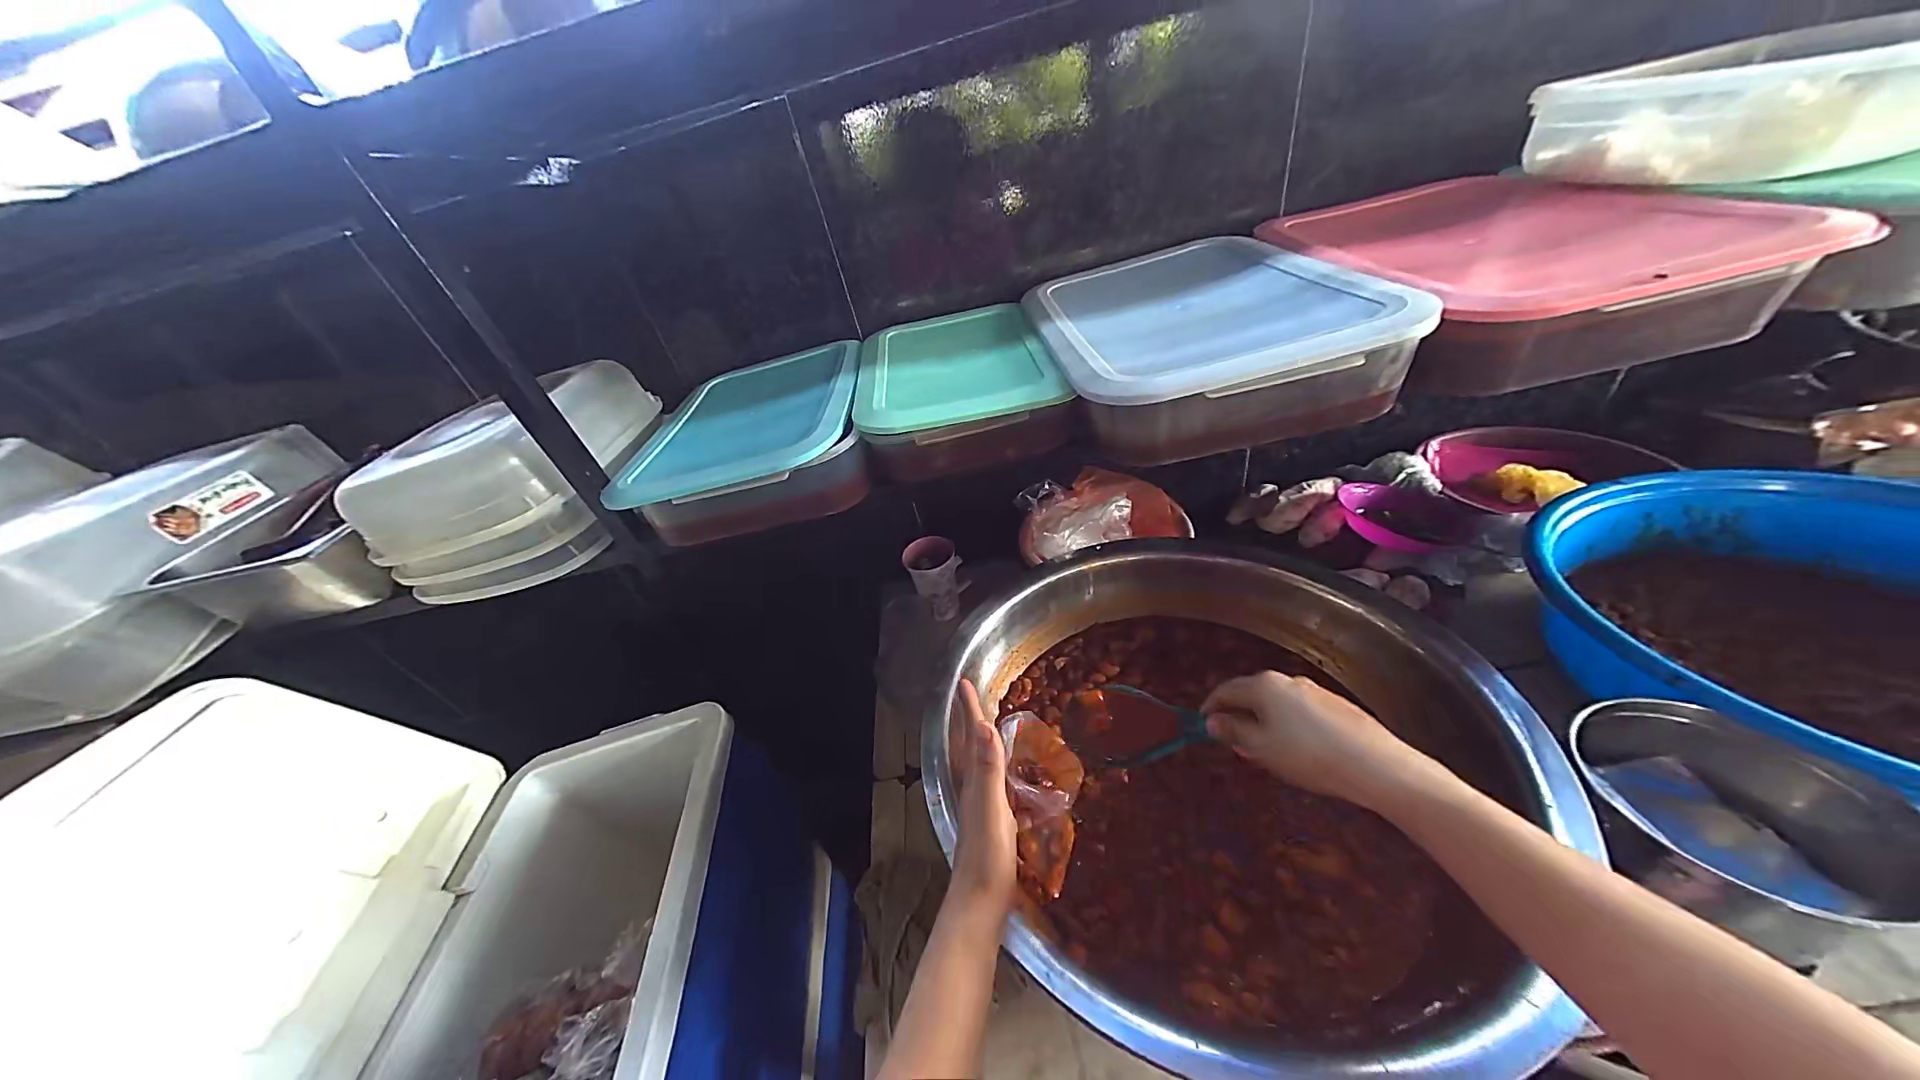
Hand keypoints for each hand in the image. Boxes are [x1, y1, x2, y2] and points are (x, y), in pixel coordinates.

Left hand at [951, 679, 1017, 909]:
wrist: (980, 904)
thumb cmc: (987, 857)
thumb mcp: (991, 809)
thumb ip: (988, 769)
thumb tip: (984, 726)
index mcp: (972, 783)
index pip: (969, 737)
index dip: (967, 709)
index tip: (964, 682)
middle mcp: (972, 791)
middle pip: (969, 746)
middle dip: (970, 720)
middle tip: (973, 696)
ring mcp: (980, 809)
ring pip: (979, 764)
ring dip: (982, 742)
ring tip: (990, 726)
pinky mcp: (991, 825)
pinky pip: (993, 785)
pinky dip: (998, 770)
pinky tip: (1009, 779)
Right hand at [1202, 671, 1440, 811]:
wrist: (1377, 766)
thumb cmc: (1309, 756)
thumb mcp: (1261, 748)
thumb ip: (1233, 731)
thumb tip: (1212, 721)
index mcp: (1264, 685)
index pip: (1226, 690)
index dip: (1211, 707)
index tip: (1203, 724)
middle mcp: (1288, 681)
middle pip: (1252, 694)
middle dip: (1239, 716)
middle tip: (1233, 742)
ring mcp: (1315, 691)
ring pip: (1278, 704)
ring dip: (1264, 722)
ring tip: (1265, 751)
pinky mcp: (1337, 707)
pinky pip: (1300, 712)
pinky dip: (1289, 726)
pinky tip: (1297, 751)